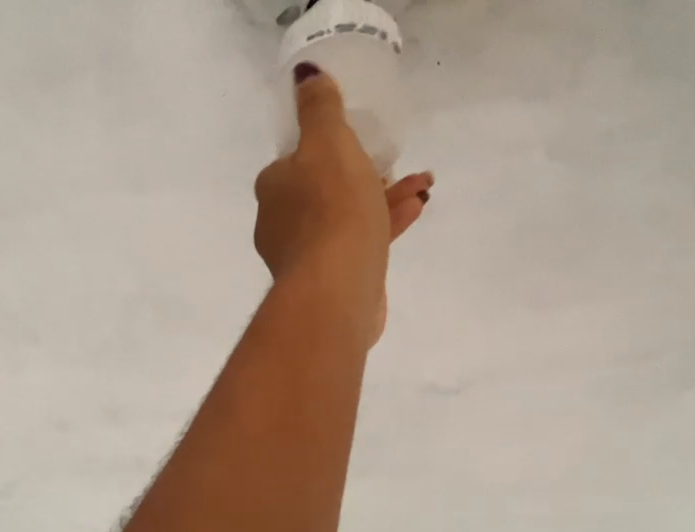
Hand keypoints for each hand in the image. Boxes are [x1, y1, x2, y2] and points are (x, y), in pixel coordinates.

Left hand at [252, 64, 433, 345]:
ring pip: (346, 218)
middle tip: (397, 165)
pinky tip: (414, 212)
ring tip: (421, 186)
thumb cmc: (330, 209)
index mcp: (273, 189)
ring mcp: (303, 259)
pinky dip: (384, 226)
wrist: (336, 289)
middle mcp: (280, 225)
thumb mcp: (327, 142)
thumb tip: (306, 78)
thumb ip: (319, 109)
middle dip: (365, 174)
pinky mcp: (329, 283)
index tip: (360, 142)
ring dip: (384, 199)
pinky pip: (358, 245)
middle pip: (324, 191)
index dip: (329, 149)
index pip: (296, 162)